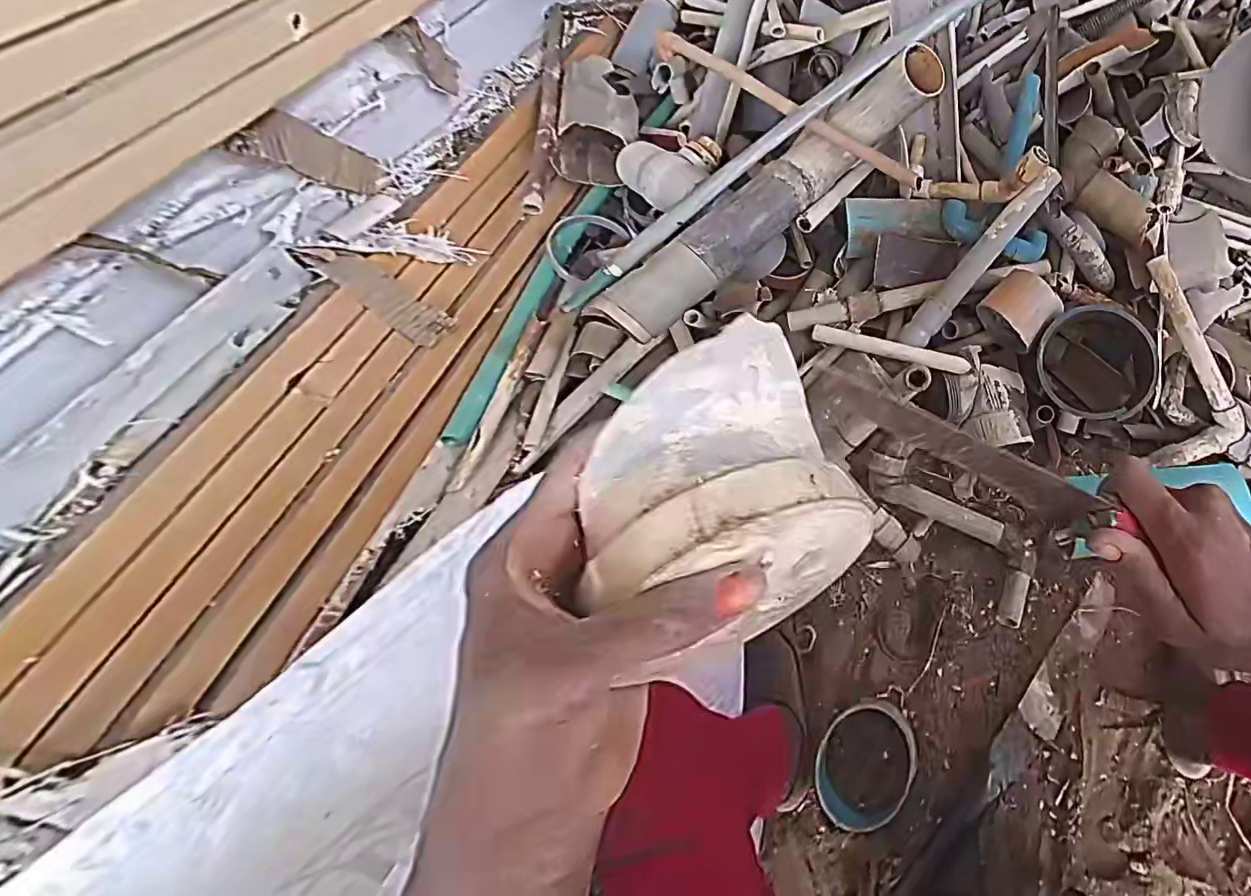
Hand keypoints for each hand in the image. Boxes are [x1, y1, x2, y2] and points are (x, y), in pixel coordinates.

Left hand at [409, 434, 765, 895]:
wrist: (526, 838)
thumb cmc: (506, 753)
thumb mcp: (570, 672)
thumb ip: (655, 623)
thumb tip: (740, 579)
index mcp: (521, 559)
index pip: (574, 472)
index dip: (622, 437)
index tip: (678, 413)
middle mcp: (562, 570)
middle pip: (623, 504)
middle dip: (672, 482)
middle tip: (727, 456)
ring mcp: (602, 603)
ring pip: (656, 546)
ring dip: (695, 532)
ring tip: (744, 500)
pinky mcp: (635, 635)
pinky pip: (677, 590)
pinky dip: (707, 576)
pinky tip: (741, 562)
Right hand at [1089, 457, 1250, 682]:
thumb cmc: (1231, 632)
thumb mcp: (1173, 620)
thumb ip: (1135, 571)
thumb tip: (1099, 535)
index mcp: (1184, 529)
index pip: (1129, 474)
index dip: (1112, 497)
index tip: (1117, 532)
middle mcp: (1201, 502)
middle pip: (1143, 491)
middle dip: (1137, 522)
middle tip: (1153, 566)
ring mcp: (1218, 500)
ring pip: (1162, 500)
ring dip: (1159, 528)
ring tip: (1179, 569)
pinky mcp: (1227, 505)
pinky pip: (1183, 504)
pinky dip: (1180, 527)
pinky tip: (1199, 562)